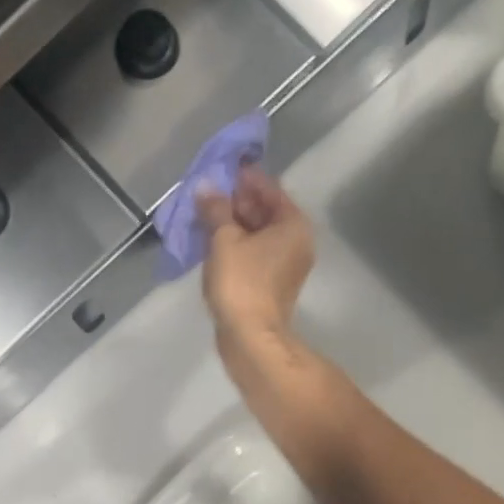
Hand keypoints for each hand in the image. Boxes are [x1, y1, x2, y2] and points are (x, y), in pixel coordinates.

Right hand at [196, 165, 315, 354]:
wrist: (250, 336)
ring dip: (234, 222)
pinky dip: (237, 243)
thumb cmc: (241, 283)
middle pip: (266, 210)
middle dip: (238, 200)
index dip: (246, 176)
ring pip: (259, 233)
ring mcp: (286, 264)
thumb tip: (206, 188)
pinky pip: (254, 252)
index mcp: (293, 224)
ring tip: (206, 213)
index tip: (224, 166)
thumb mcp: (224, 240)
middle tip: (210, 191)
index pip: (270, 189)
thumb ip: (216, 210)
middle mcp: (296, 241)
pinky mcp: (271, 283)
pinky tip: (213, 240)